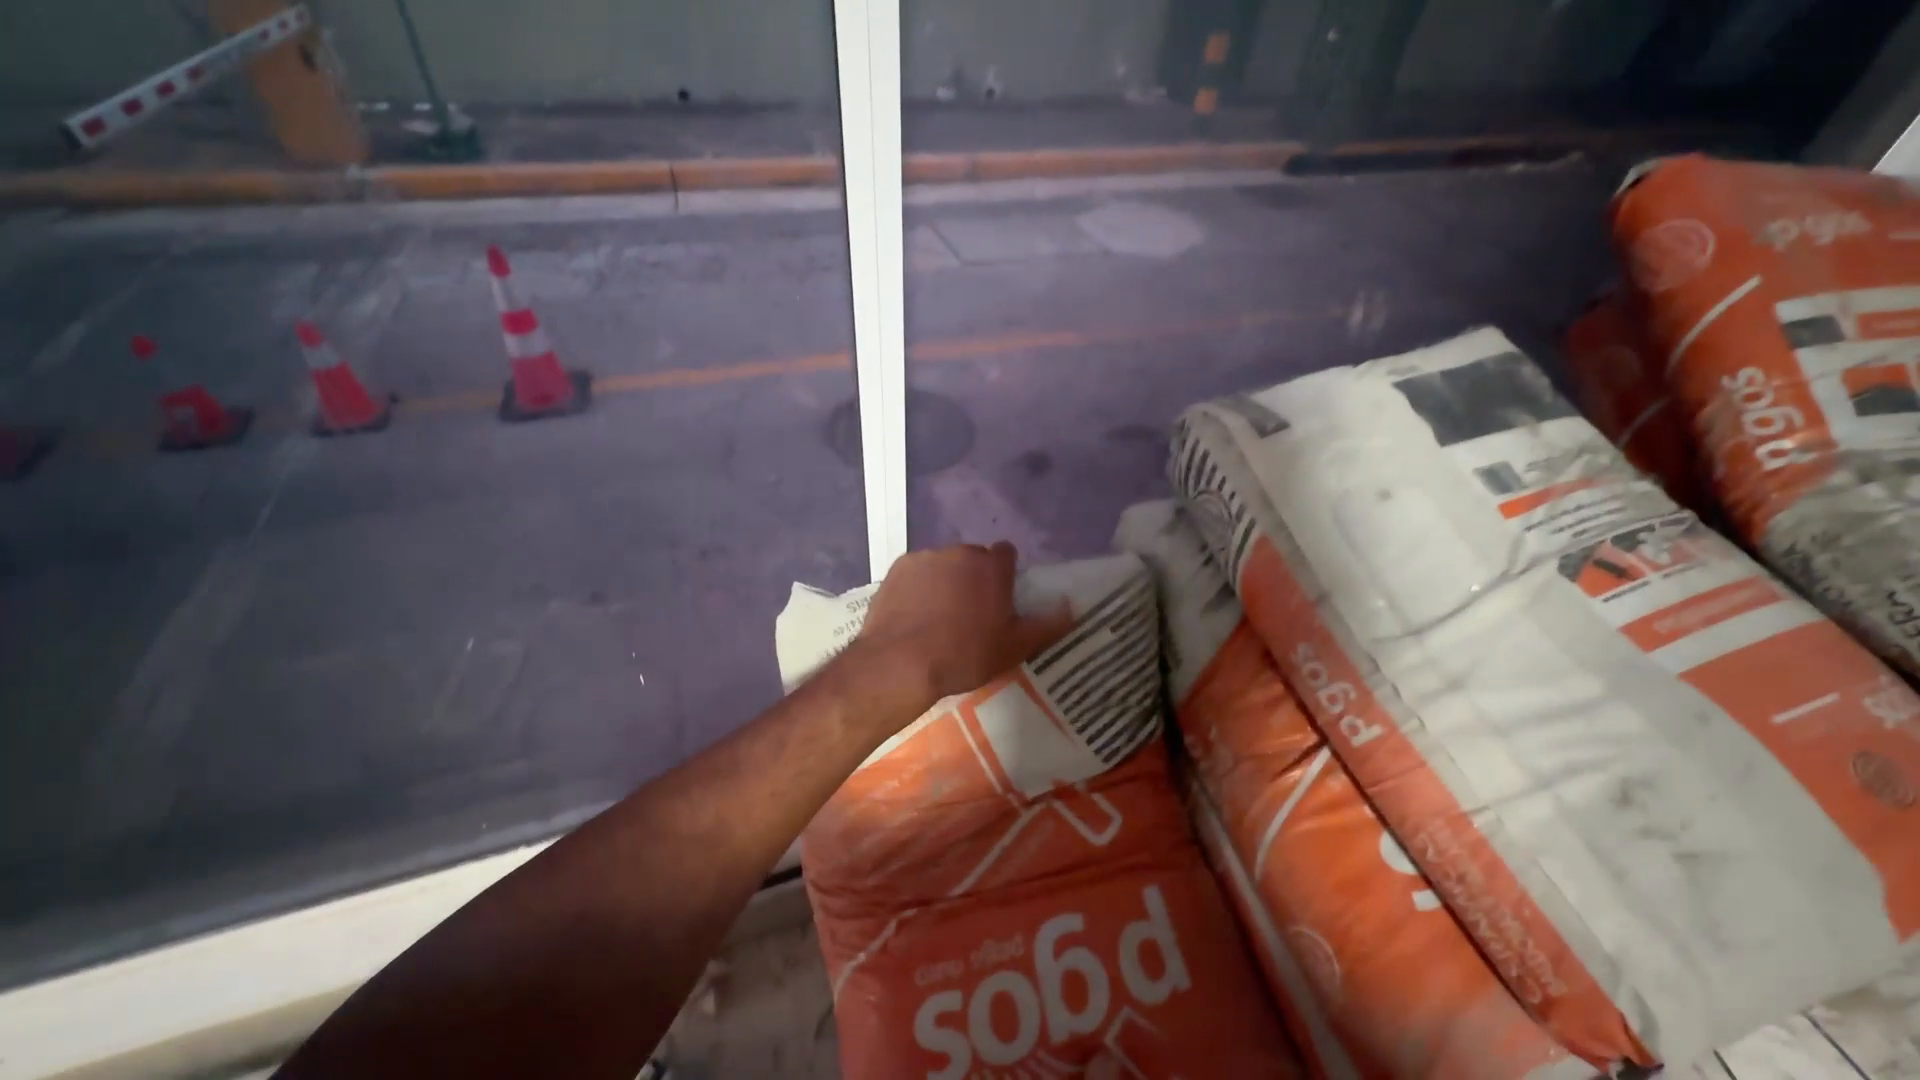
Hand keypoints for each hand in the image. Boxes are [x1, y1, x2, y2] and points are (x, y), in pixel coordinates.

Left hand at [852, 542, 1074, 709]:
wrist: (900, 663)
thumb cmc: (963, 655)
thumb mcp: (1013, 648)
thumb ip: (1046, 624)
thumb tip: (1070, 607)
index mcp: (991, 567)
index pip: (1007, 555)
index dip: (1005, 575)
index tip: (1000, 600)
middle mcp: (959, 553)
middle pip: (973, 559)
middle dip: (974, 578)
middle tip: (970, 614)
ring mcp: (924, 558)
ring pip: (943, 565)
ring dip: (945, 581)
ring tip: (937, 618)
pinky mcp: (896, 569)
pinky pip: (915, 574)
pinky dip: (917, 588)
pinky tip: (913, 615)